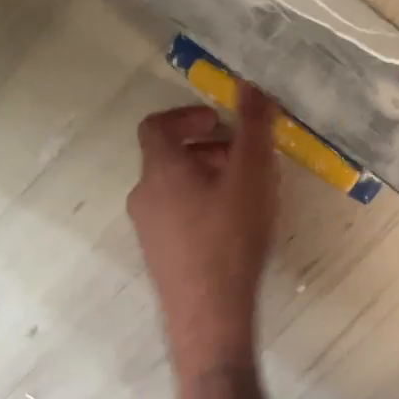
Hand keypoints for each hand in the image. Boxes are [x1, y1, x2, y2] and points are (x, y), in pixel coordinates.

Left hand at [127, 83, 278, 371]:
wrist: (208, 314)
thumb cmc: (230, 238)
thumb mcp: (252, 176)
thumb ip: (253, 127)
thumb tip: (251, 84)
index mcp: (161, 169)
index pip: (157, 126)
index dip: (187, 118)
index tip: (219, 123)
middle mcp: (145, 195)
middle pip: (168, 159)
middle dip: (206, 151)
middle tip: (243, 159)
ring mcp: (149, 231)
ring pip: (174, 191)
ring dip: (206, 181)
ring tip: (245, 196)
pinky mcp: (161, 259)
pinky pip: (178, 219)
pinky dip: (202, 210)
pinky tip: (234, 232)